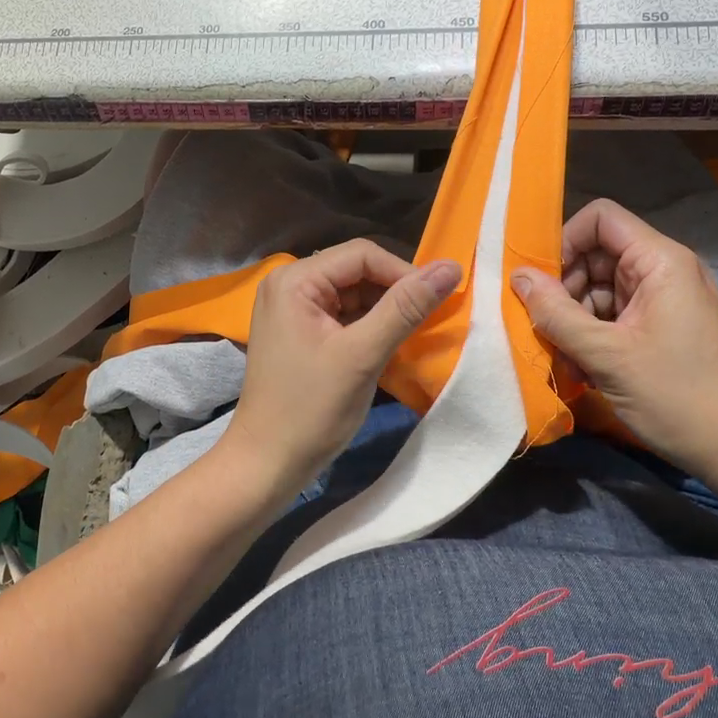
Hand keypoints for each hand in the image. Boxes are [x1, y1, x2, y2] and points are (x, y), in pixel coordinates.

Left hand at [221, 239, 461, 493]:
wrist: (267, 462)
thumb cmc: (311, 409)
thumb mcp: (362, 355)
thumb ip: (405, 308)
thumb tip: (450, 267)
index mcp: (294, 280)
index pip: (362, 254)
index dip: (403, 273)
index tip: (437, 302)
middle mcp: (288, 284)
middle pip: (356, 270)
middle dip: (394, 293)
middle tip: (427, 322)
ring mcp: (291, 309)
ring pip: (353, 293)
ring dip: (384, 311)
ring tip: (409, 337)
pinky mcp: (298, 332)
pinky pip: (342, 315)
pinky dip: (368, 326)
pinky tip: (386, 347)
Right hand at [510, 199, 717, 484]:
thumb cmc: (677, 396)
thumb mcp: (606, 356)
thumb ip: (556, 313)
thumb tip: (517, 276)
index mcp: (661, 262)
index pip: (600, 218)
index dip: (565, 241)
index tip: (545, 284)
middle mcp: (664, 271)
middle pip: (595, 254)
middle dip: (565, 287)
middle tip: (549, 328)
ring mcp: (665, 299)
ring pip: (599, 287)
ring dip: (574, 317)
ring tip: (567, 358)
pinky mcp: (662, 326)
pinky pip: (614, 313)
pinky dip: (592, 334)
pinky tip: (584, 369)